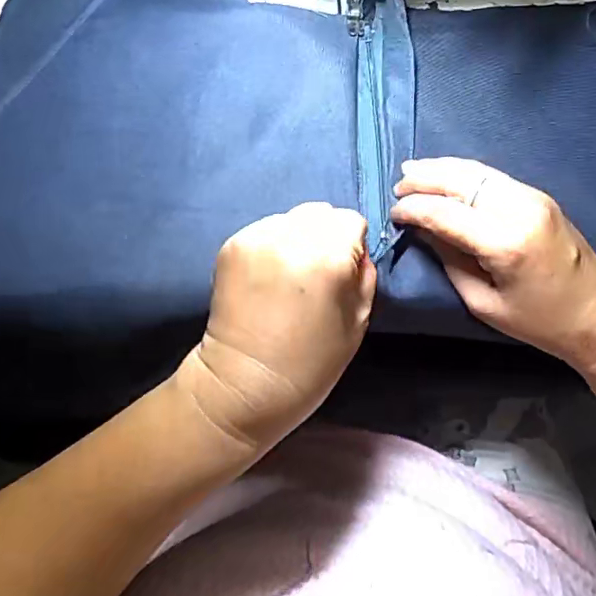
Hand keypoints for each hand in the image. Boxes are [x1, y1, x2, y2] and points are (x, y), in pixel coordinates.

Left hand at [175, 202, 376, 450]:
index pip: (351, 220)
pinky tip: (267, 277)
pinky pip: (265, 230)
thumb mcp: (358, 320)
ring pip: (291, 218)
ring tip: (289, 276)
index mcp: (328, 256)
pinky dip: (272, 245)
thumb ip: (363, 274)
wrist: (244, 383)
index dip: (352, 244)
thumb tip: (355, 248)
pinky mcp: (232, 244)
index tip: (343, 270)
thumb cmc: (311, 361)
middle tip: (316, 273)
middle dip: (324, 236)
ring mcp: (257, 237)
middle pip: (320, 213)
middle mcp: (291, 237)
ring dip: (296, 238)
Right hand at [389, 157, 595, 375]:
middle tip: (397, 187)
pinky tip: (445, 175)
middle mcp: (520, 210)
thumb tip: (421, 229)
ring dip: (441, 169)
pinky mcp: (538, 195)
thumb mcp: (483, 302)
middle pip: (460, 181)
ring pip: (476, 171)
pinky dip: (463, 172)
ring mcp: (532, 197)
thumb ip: (449, 259)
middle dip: (424, 180)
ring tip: (411, 170)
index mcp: (506, 243)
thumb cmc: (540, 322)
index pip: (446, 213)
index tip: (393, 214)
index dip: (414, 210)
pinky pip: (491, 175)